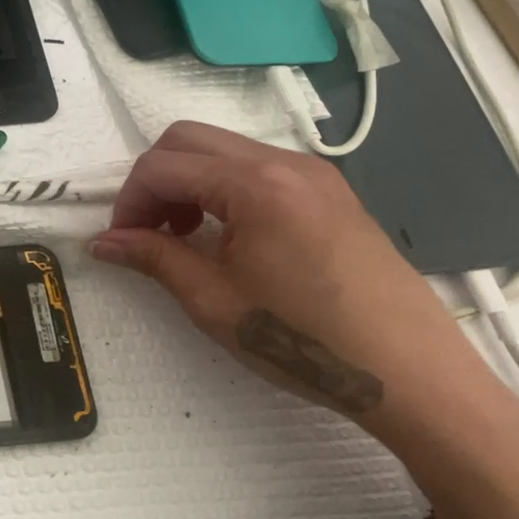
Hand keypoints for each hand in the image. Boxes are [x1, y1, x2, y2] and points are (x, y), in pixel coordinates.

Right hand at [91, 123, 518, 518]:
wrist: (416, 378)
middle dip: (153, 179)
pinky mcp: (334, 194)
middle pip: (187, 139)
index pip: (162, 166)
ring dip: (188, 180)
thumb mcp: (214, 301)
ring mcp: (316, 175)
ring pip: (222, 149)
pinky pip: (258, 167)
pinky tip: (228, 235)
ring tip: (185, 235)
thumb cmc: (307, 341)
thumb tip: (102, 242)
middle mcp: (285, 163)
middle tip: (147, 230)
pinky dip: (224, 186)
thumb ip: (153, 257)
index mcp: (255, 184)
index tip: (121, 240)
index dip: (129, 200)